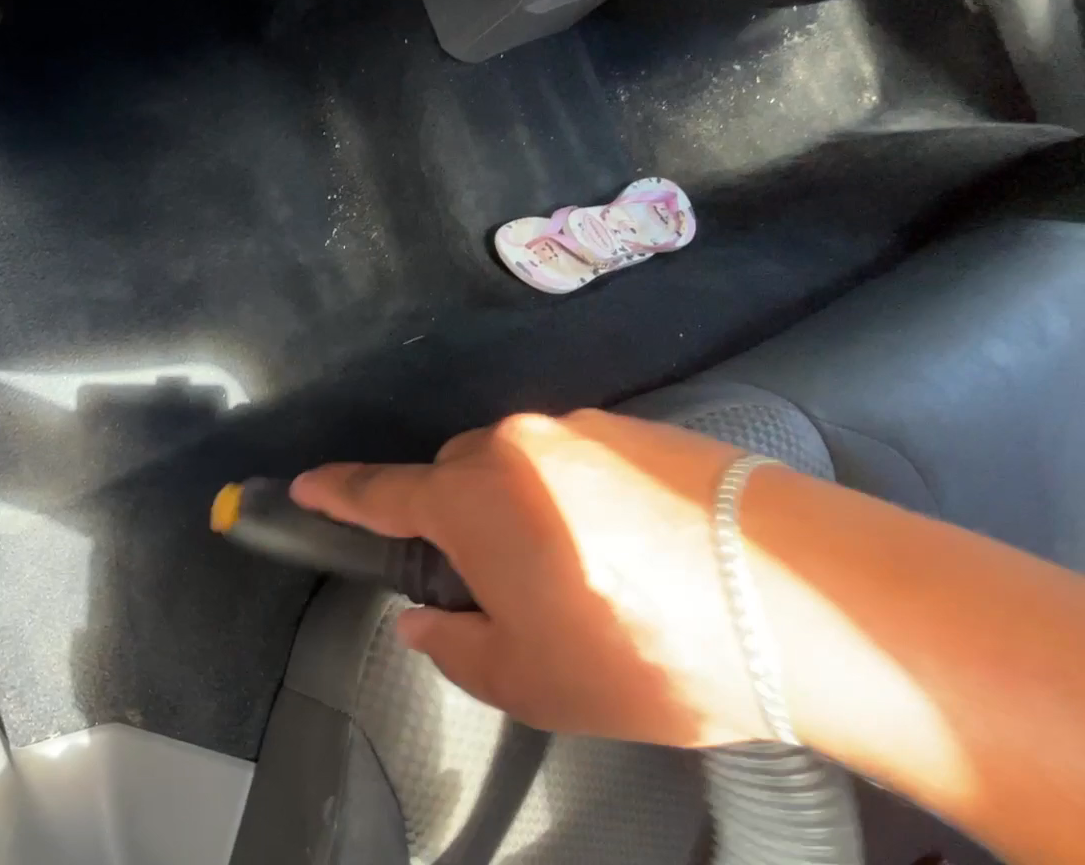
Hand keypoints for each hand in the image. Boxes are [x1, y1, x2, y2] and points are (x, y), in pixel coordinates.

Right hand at [292, 410, 774, 747]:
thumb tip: (424, 622)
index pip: (378, 492)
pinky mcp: (644, 427)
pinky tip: (639, 547)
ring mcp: (581, 429)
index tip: (301, 486)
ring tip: (593, 572)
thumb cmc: (644, 651)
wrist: (806, 601)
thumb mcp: (533, 681)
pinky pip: (580, 459)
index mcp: (469, 502)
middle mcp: (513, 447)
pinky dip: (582, 496)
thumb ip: (455, 649)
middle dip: (458, 519)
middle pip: (454, 476)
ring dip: (526, 509)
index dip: (334, 492)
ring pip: (519, 466)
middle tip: (506, 584)